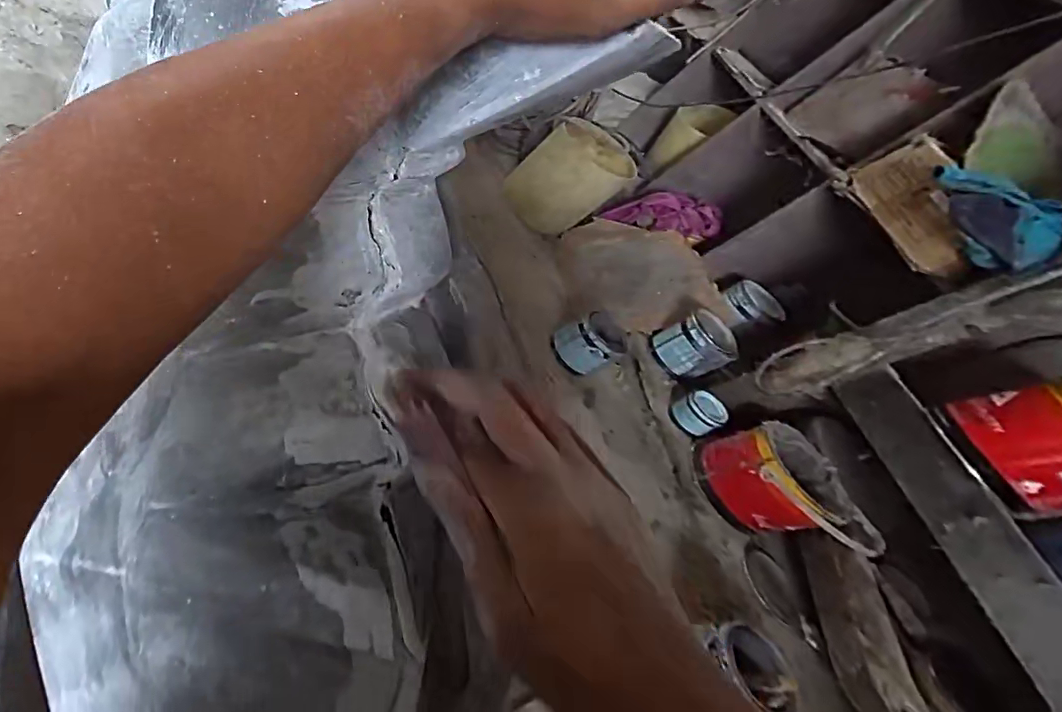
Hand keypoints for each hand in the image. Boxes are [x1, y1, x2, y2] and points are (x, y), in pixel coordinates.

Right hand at [388, 371, 753, 711]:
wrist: (669, 693)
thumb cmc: (569, 657)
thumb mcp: (499, 603)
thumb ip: (460, 517)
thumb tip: (420, 447)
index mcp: (527, 500)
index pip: (463, 428)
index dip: (423, 401)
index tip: (391, 389)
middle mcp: (562, 471)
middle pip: (498, 397)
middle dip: (449, 381)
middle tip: (412, 386)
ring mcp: (592, 474)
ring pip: (532, 401)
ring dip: (484, 389)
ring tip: (447, 401)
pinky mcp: (611, 485)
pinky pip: (559, 422)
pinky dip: (520, 408)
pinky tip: (501, 428)